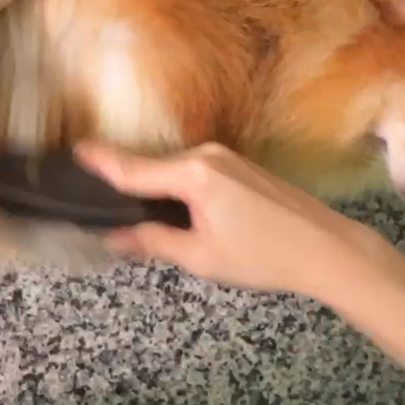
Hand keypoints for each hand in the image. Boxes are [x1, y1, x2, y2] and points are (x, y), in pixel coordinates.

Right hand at [75, 141, 403, 300]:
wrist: (329, 248)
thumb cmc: (264, 255)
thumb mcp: (201, 256)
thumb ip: (152, 242)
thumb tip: (112, 237)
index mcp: (193, 174)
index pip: (134, 168)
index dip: (102, 161)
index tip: (75, 149)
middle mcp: (206, 155)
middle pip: (153, 167)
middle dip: (130, 184)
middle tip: (104, 204)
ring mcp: (225, 156)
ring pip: (174, 170)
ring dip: (157, 189)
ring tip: (141, 215)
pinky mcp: (238, 165)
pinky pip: (194, 171)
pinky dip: (178, 187)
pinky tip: (180, 211)